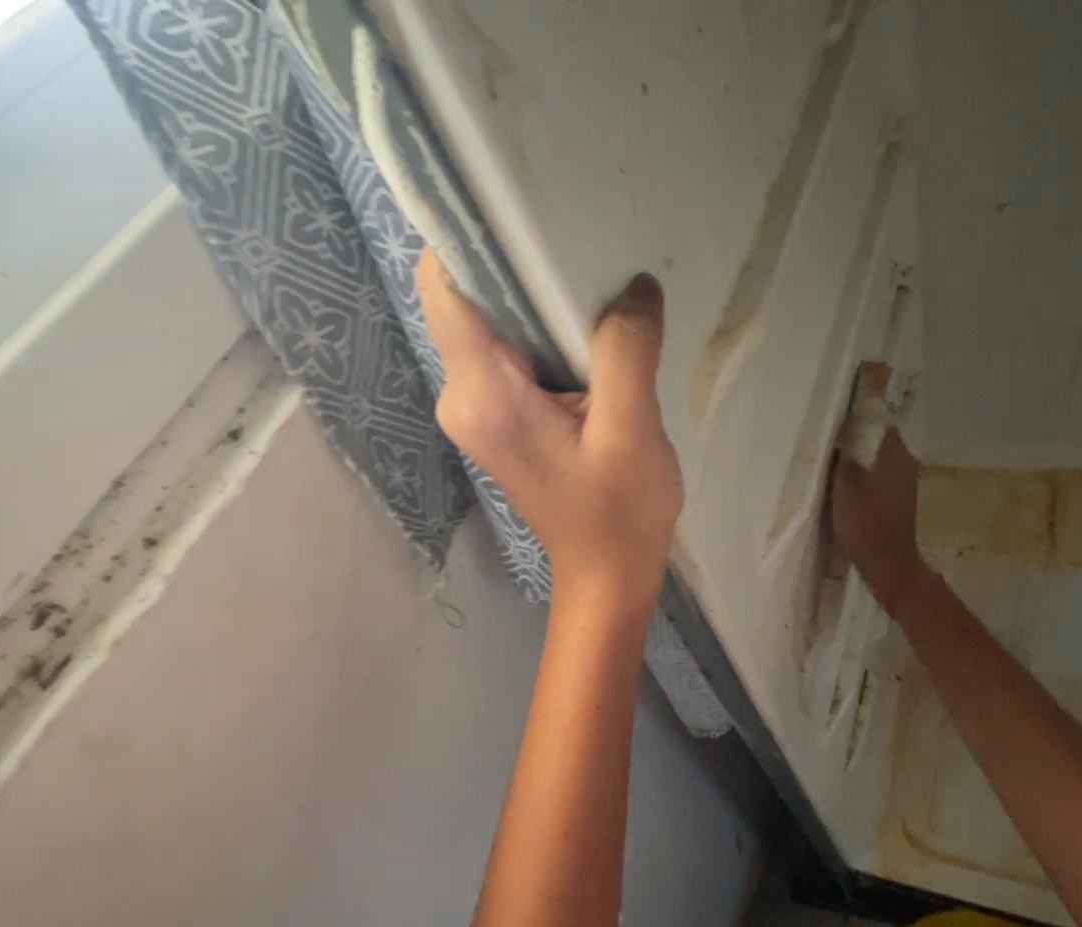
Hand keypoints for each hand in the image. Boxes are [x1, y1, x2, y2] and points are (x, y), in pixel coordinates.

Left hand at [417, 249, 682, 610]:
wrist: (606, 572)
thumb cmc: (618, 511)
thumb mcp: (632, 429)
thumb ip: (626, 350)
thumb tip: (636, 285)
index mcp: (485, 395)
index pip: (445, 289)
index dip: (466, 235)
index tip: (514, 198)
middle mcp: (462, 396)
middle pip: (465, 299)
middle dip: (511, 262)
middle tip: (573, 234)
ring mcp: (474, 408)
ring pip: (487, 322)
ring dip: (529, 297)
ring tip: (586, 277)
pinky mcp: (494, 416)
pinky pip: (503, 350)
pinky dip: (536, 329)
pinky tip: (581, 326)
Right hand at [830, 429, 927, 614]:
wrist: (888, 563)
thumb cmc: (865, 523)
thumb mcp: (845, 486)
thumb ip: (843, 457)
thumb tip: (840, 434)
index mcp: (895, 454)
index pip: (879, 420)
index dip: (859, 414)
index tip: (837, 413)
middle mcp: (906, 462)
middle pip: (879, 438)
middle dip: (857, 435)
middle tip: (829, 434)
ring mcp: (905, 480)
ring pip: (879, 456)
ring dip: (859, 454)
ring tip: (833, 455)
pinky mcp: (899, 497)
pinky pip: (880, 473)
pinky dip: (865, 471)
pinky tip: (845, 479)